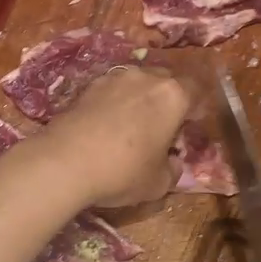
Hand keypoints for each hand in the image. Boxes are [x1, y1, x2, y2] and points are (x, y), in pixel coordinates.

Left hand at [37, 66, 190, 207]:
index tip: (189, 125)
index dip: (194, 108)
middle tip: (161, 126)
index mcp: (173, 95)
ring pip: (136, 83)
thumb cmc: (123, 172)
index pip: (195, 91)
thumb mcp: (158, 183)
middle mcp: (146, 77)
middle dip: (166, 100)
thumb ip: (173, 170)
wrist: (65, 162)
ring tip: (131, 125)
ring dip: (138, 98)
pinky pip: (111, 91)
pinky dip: (113, 103)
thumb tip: (173, 163)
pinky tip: (106, 125)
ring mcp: (114, 78)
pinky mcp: (87, 86)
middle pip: (165, 81)